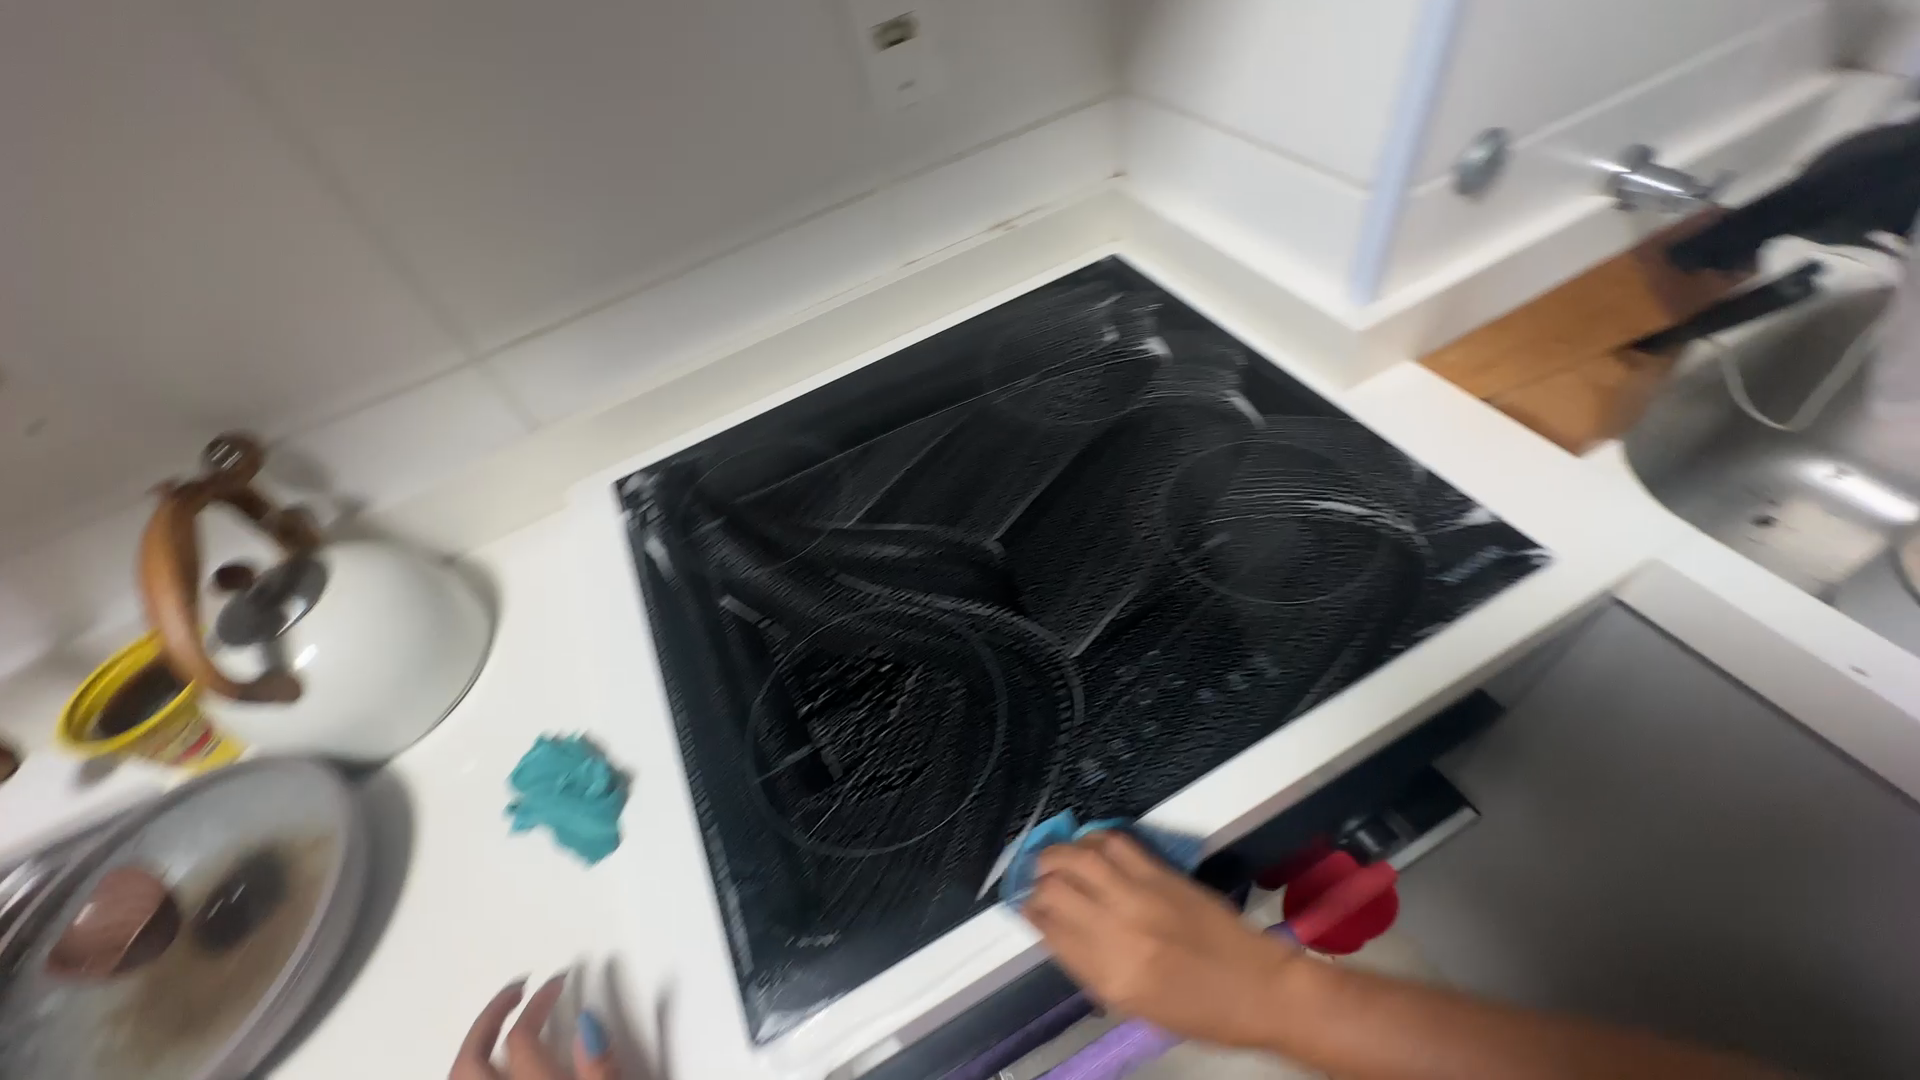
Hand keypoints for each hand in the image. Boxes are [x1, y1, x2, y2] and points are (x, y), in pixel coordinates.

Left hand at [451, 975, 617, 1079]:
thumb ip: (600, 1065)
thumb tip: (588, 1023)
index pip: (520, 1038)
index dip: (538, 1002)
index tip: (557, 980)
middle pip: (472, 1057)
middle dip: (492, 1014)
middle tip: (516, 989)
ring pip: (459, 1076)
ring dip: (478, 1042)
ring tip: (500, 1020)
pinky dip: (475, 1069)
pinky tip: (493, 1061)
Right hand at [1023, 831, 1299, 1049]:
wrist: (1257, 987)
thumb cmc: (1197, 1010)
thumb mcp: (1132, 1004)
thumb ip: (1089, 965)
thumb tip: (1054, 930)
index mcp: (1110, 974)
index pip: (1050, 930)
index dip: (1030, 915)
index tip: (1026, 909)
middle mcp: (1120, 929)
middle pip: (1056, 889)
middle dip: (1035, 883)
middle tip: (1033, 883)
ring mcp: (1141, 895)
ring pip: (1079, 857)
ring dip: (1055, 854)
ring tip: (1050, 860)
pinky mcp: (1162, 872)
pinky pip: (1114, 842)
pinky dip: (1091, 839)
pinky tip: (1086, 847)